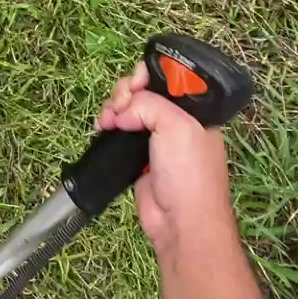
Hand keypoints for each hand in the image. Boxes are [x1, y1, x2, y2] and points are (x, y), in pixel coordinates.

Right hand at [96, 62, 237, 258]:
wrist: (180, 222)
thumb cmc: (188, 172)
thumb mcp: (176, 126)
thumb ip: (147, 104)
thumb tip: (121, 112)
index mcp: (195, 113)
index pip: (167, 80)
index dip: (147, 76)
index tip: (134, 84)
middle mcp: (176, 122)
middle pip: (143, 91)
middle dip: (125, 92)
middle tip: (118, 106)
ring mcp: (156, 138)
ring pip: (128, 107)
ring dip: (113, 107)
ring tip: (107, 120)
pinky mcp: (138, 153)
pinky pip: (119, 128)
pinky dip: (108, 123)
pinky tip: (102, 126)